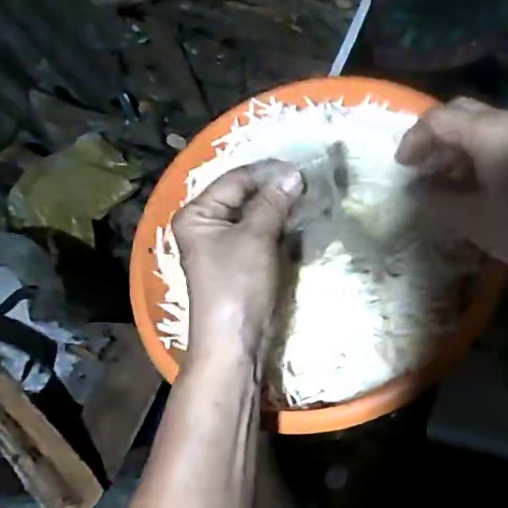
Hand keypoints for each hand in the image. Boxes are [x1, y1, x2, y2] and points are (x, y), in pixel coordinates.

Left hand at [173, 159, 303, 355]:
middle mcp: (207, 224)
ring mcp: (225, 244)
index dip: (267, 171)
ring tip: (310, 196)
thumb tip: (295, 174)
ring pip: (255, 214)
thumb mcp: (255, 237)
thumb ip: (273, 202)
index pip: (234, 179)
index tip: (301, 167)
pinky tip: (301, 219)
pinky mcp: (242, 262)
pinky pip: (262, 234)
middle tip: (310, 180)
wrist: (234, 341)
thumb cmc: (237, 284)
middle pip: (244, 195)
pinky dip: (280, 226)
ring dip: (280, 207)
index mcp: (197, 213)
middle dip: (275, 188)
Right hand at [396, 98, 507, 284]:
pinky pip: (498, 140)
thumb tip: (415, 188)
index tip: (401, 168)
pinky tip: (468, 185)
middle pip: (460, 113)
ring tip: (439, 182)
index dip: (414, 140)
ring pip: (480, 126)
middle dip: (434, 138)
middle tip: (418, 168)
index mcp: (491, 131)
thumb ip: (435, 198)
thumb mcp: (471, 218)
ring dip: (455, 147)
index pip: (439, 119)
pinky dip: (476, 155)